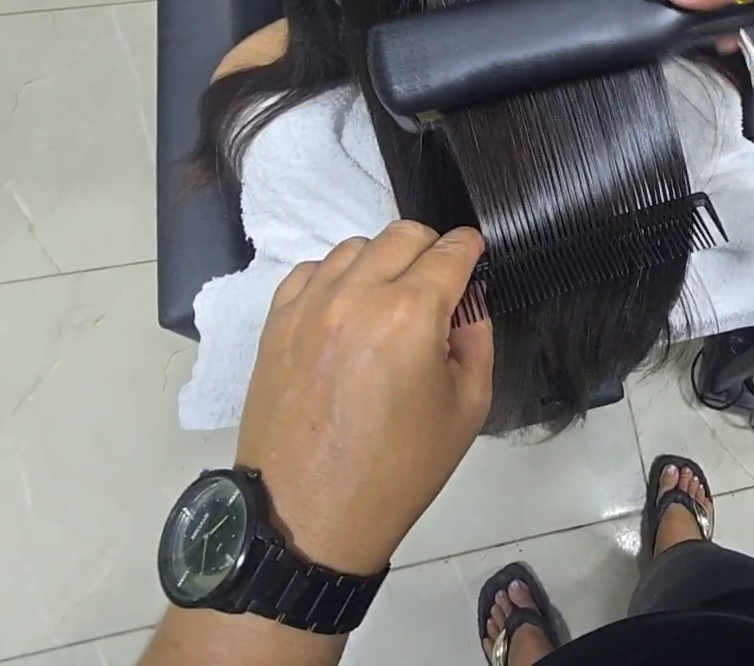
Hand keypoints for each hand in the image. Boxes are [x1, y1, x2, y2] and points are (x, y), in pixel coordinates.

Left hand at [235, 221, 493, 574]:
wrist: (307, 518)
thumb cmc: (398, 469)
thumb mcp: (468, 407)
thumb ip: (477, 338)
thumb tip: (466, 301)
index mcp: (411, 315)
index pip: (450, 251)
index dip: (471, 248)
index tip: (475, 256)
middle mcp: (357, 295)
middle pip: (405, 234)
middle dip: (432, 249)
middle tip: (439, 283)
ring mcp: (310, 304)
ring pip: (358, 245)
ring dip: (384, 261)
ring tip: (390, 301)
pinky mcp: (277, 320)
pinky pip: (313, 269)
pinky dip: (339, 276)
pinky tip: (348, 309)